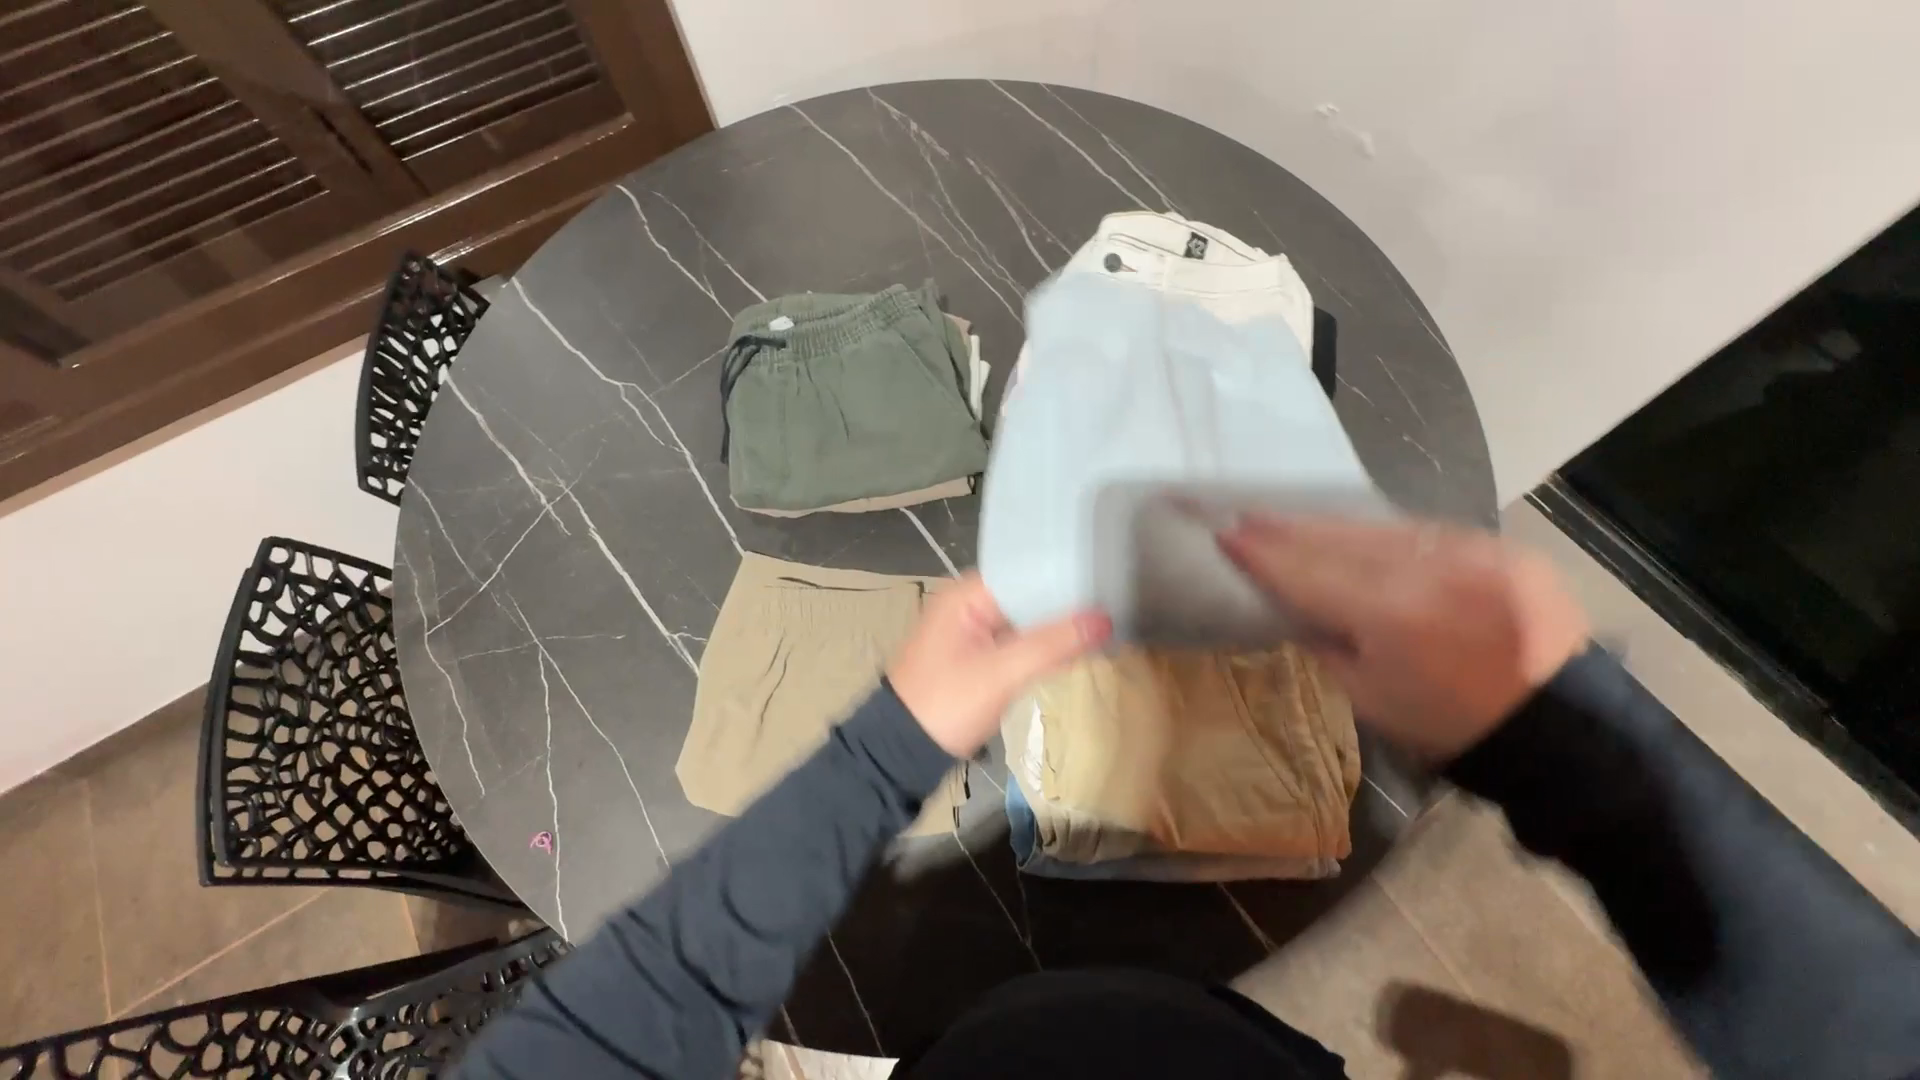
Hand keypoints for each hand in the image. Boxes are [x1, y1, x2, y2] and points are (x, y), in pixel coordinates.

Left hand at [888, 573, 1110, 756]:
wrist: (901, 752)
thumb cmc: (946, 704)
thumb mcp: (1001, 674)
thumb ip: (1051, 645)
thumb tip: (1105, 618)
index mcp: (966, 594)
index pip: (1025, 570)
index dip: (1064, 575)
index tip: (1105, 579)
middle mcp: (968, 604)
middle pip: (1027, 593)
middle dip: (1065, 601)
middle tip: (1114, 602)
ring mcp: (972, 631)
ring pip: (1025, 619)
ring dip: (1056, 626)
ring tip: (1105, 623)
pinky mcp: (978, 657)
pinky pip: (1018, 641)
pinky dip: (1042, 646)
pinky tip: (1075, 649)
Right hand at [1217, 515, 1589, 760]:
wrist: (1561, 726)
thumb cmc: (1450, 725)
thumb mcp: (1369, 696)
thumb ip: (1326, 641)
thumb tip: (1293, 604)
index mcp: (1389, 617)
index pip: (1307, 574)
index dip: (1262, 555)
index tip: (1225, 534)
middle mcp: (1426, 572)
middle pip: (1337, 541)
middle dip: (1287, 529)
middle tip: (1245, 515)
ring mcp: (1466, 553)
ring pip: (1376, 529)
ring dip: (1326, 524)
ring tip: (1287, 517)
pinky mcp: (1496, 547)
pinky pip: (1418, 531)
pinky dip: (1377, 531)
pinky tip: (1350, 527)